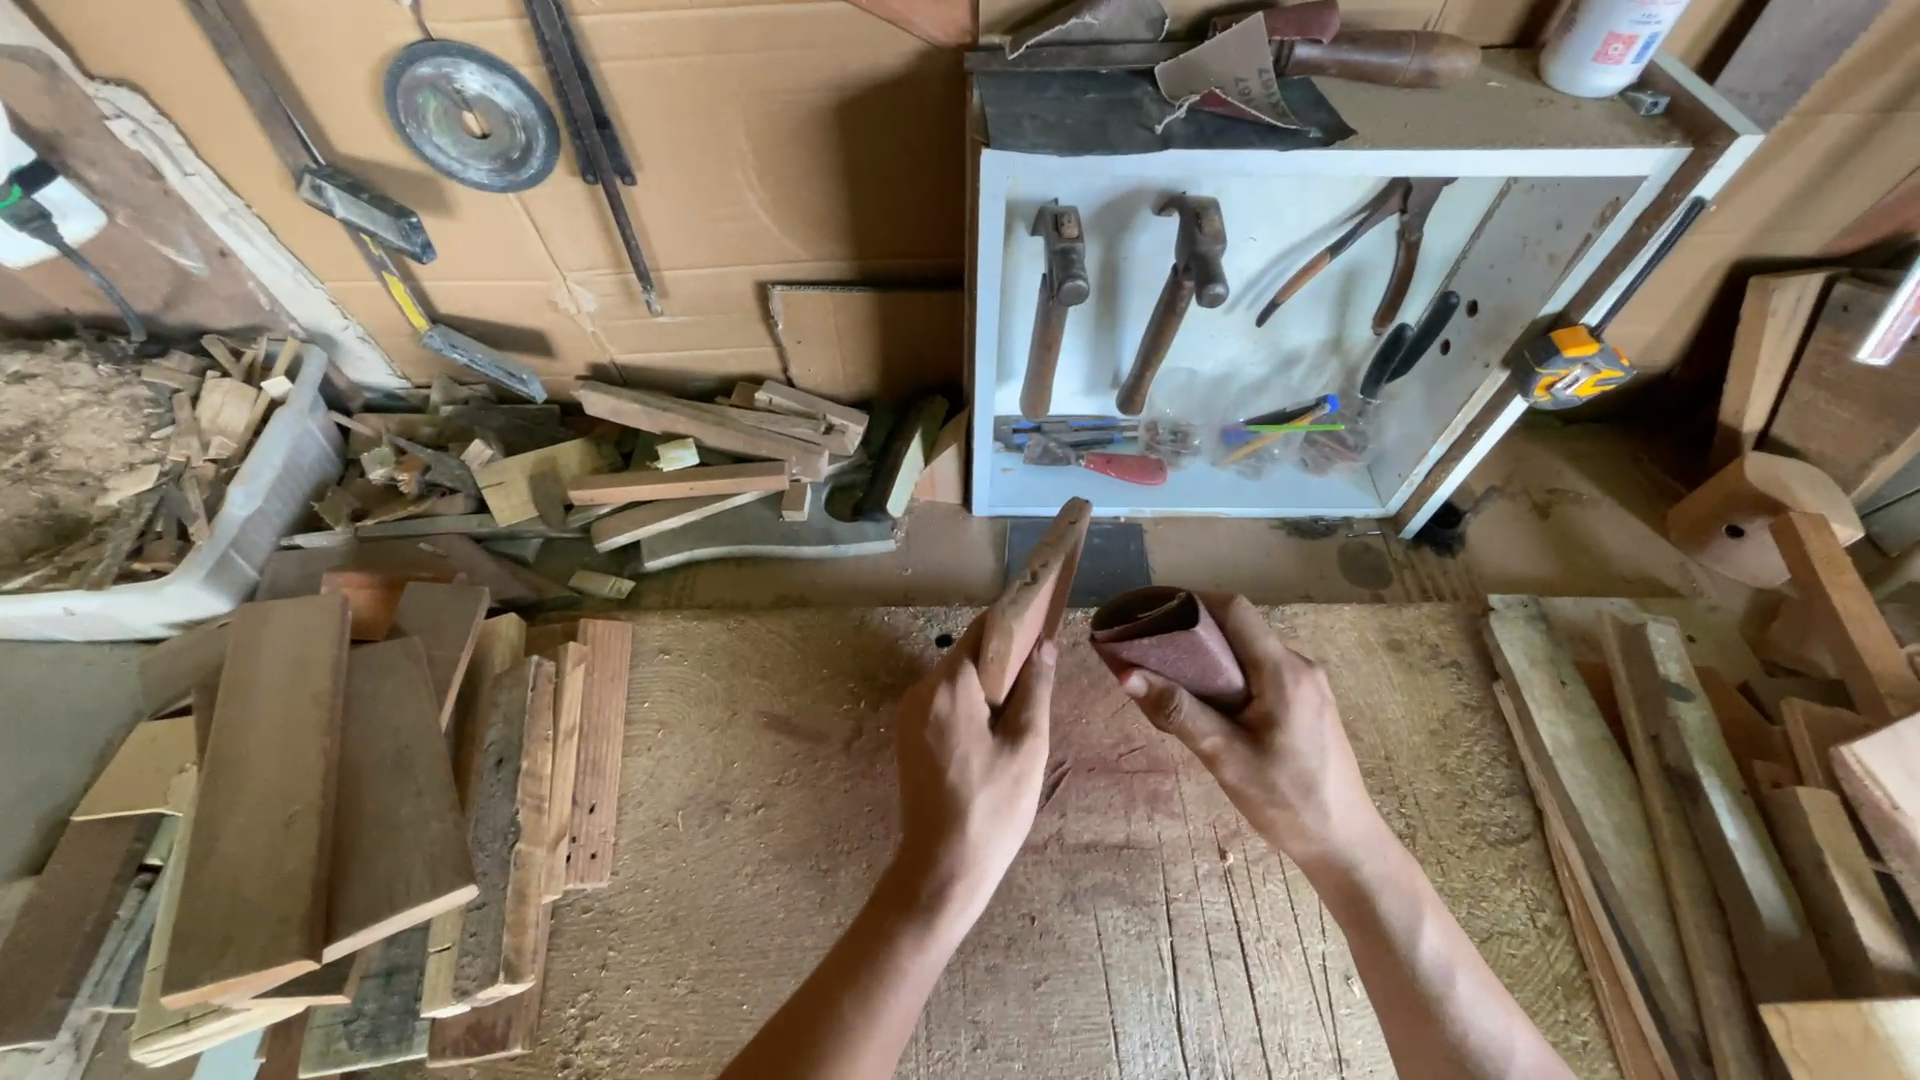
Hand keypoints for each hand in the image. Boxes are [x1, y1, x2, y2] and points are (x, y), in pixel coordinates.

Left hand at [891, 617, 1055, 922]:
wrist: (942, 867)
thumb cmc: (993, 806)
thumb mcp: (1027, 745)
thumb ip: (1035, 688)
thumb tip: (1044, 645)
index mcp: (949, 686)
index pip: (983, 631)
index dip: (1014, 622)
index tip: (1042, 620)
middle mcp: (920, 691)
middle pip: (967, 655)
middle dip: (1003, 658)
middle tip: (1041, 674)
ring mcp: (909, 714)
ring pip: (956, 680)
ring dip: (988, 684)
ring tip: (1023, 707)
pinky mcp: (908, 736)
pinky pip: (944, 703)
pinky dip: (970, 704)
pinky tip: (995, 730)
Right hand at [1117, 592, 1381, 864]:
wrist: (1346, 845)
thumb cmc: (1288, 801)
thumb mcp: (1225, 756)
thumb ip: (1178, 711)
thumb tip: (1127, 675)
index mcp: (1283, 671)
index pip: (1235, 609)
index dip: (1191, 600)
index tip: (1152, 611)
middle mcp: (1299, 667)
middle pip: (1239, 628)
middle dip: (1192, 629)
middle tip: (1149, 645)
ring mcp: (1306, 685)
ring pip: (1248, 651)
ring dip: (1209, 654)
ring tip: (1167, 671)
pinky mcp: (1305, 704)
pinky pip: (1259, 672)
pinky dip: (1227, 674)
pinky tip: (1203, 700)